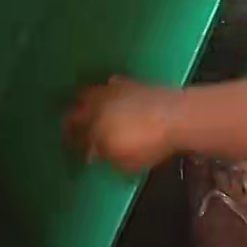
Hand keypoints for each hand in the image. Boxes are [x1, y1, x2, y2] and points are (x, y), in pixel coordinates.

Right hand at [66, 76, 180, 173]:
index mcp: (93, 130)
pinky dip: (105, 91)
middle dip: (70, 121)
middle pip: (75, 112)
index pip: (74, 137)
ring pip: (86, 94)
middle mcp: (96, 108)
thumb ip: (106, 158)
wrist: (176, 116)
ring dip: (82, 101)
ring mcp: (111, 92)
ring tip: (82, 106)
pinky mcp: (127, 83)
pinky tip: (109, 94)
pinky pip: (109, 85)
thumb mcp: (126, 163)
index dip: (71, 144)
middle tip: (69, 127)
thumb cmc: (150, 145)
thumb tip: (94, 154)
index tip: (72, 148)